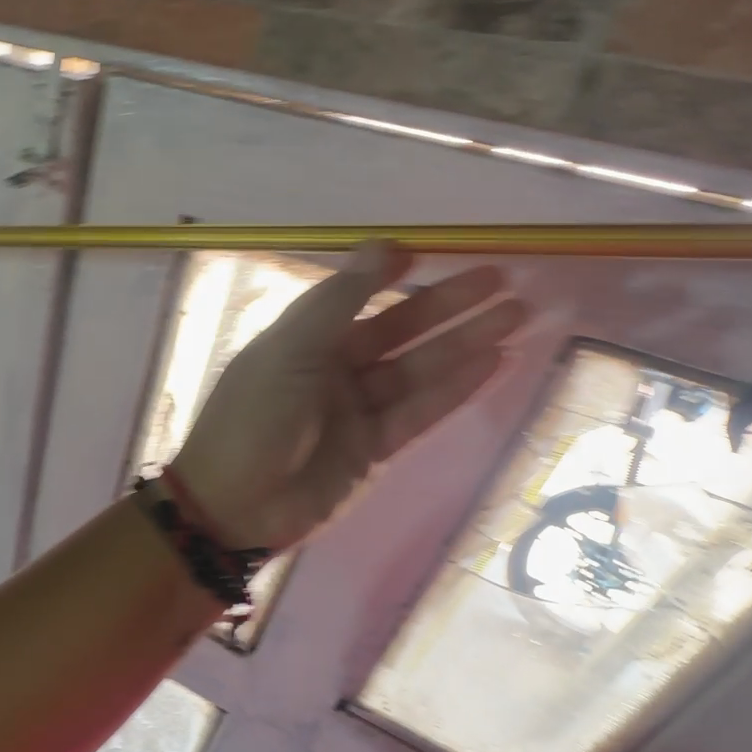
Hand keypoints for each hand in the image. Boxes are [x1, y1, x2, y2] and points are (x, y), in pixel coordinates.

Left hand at [170, 241, 526, 551]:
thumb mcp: (289, 352)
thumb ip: (336, 303)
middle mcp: (326, 371)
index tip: (424, 250)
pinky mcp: (369, 450)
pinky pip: (416, 412)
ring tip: (516, 315)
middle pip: (393, 330)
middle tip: (500, 280)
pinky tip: (492, 362)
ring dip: (461, 344)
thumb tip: (380, 246)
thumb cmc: (253, 419)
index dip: (382, 275)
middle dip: (443, 306)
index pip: (348, 300)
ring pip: (414, 370)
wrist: (234, 505)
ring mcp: (350, 411)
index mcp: (297, 342)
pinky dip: (452, 389)